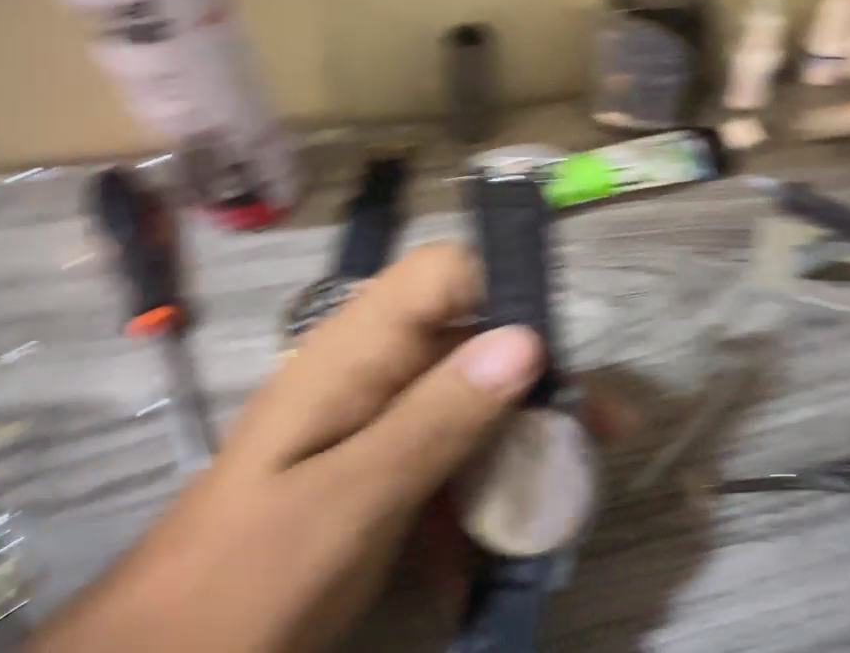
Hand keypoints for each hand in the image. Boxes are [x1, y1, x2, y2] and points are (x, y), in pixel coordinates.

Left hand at [32, 243, 631, 652]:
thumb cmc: (246, 575)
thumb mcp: (349, 501)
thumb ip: (434, 420)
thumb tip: (526, 339)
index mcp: (353, 351)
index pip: (444, 273)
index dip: (504, 293)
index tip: (560, 358)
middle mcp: (368, 370)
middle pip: (469, 339)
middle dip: (536, 383)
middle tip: (602, 434)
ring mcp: (370, 422)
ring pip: (465, 404)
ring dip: (514, 449)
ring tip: (563, 500)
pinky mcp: (372, 471)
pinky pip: (442, 461)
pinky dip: (471, 500)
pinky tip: (486, 557)